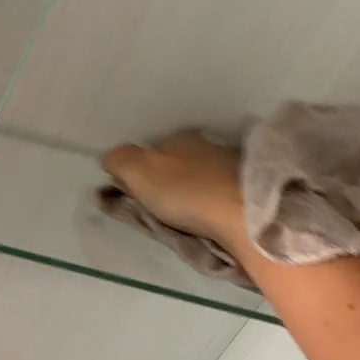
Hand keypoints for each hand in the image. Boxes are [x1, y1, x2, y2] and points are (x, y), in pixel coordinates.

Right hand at [101, 133, 249, 255]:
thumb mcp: (138, 170)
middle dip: (164, 183)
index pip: (149, 152)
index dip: (136, 174)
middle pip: (175, 166)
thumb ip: (119, 159)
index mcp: (179, 140)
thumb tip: (110, 158)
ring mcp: (232, 167)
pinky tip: (207, 220)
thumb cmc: (186, 191)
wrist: (245, 214)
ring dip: (189, 194)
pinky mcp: (249, 191)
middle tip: (156, 211)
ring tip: (183, 220)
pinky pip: (220, 195)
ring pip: (199, 180)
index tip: (132, 197)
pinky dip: (210, 205)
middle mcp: (207, 147)